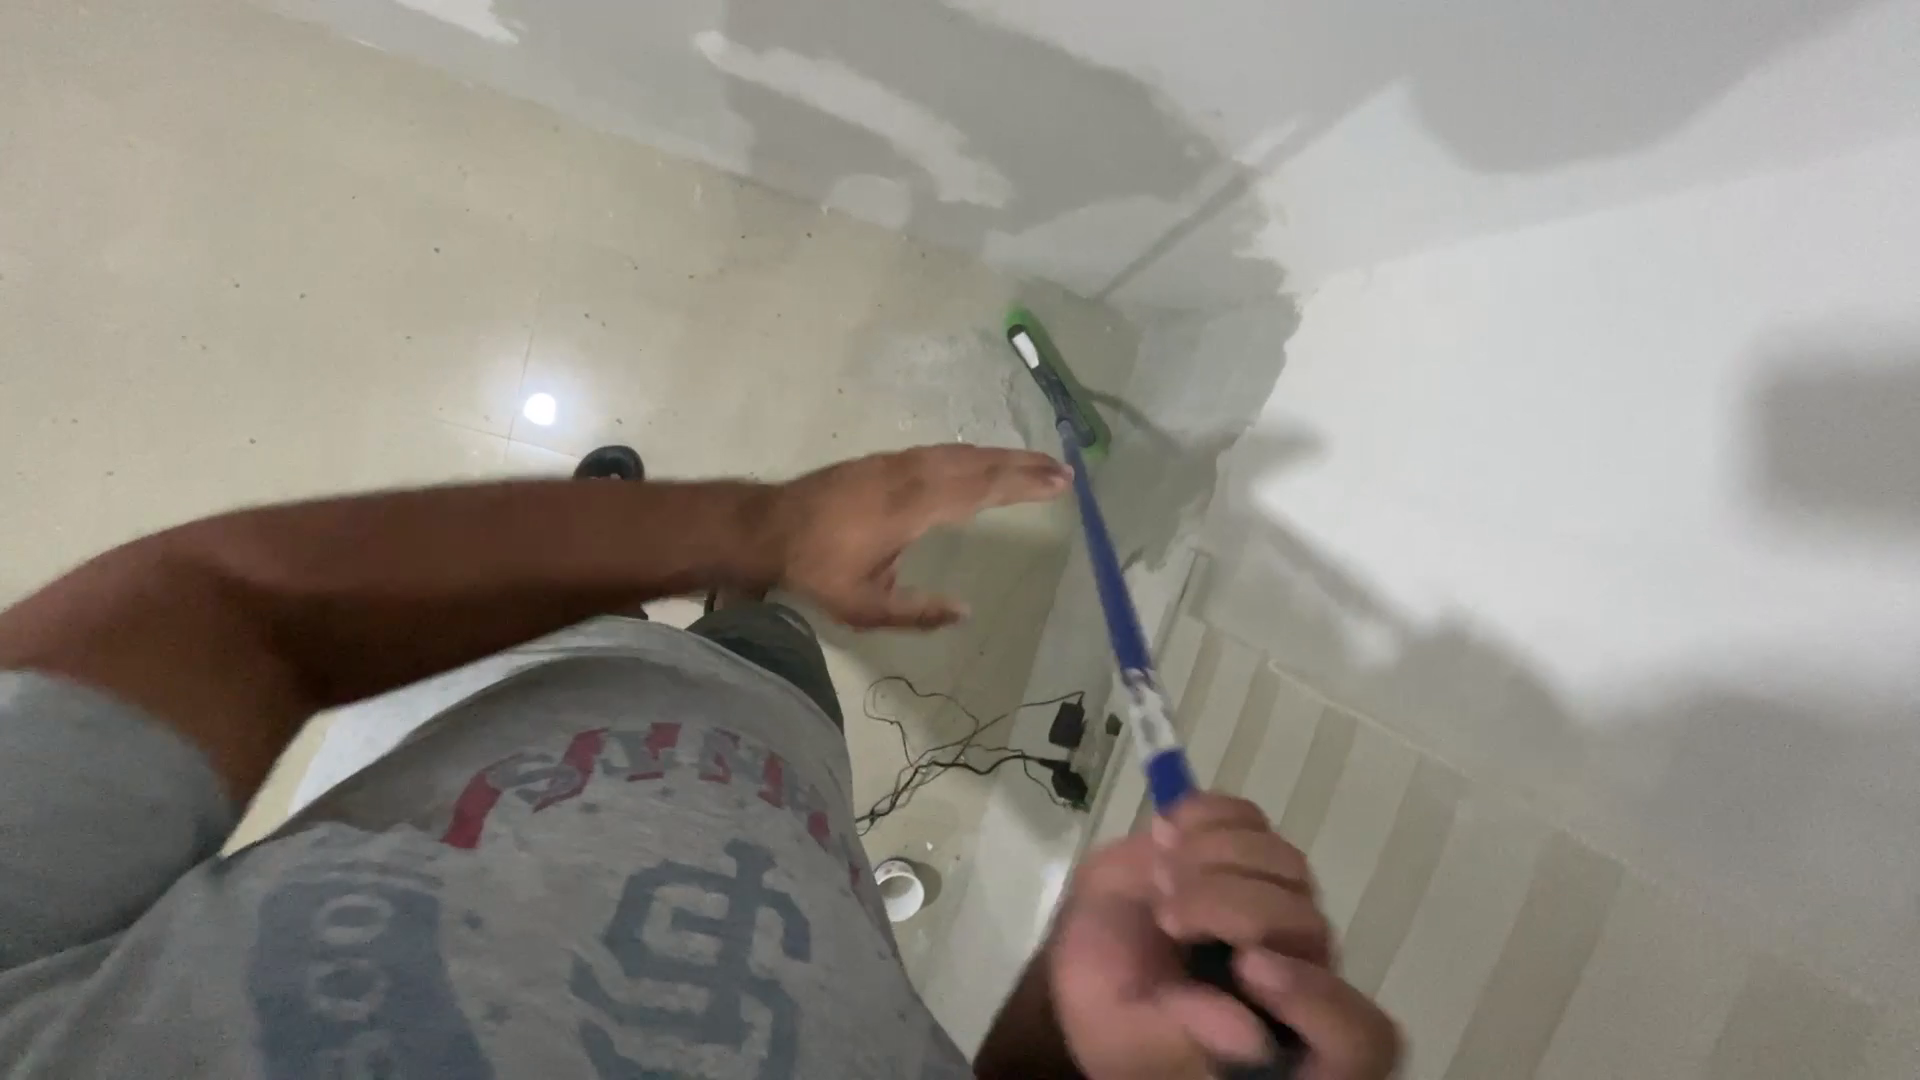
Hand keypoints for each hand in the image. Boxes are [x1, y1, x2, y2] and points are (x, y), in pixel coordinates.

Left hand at [766, 444, 1070, 628]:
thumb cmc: (818, 569)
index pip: (980, 491)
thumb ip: (917, 611)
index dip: (1021, 485)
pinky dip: (969, 454)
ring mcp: (894, 463)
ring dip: (999, 456)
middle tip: (1063, 470)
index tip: (1058, 483)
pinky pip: (938, 451)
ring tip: (1034, 463)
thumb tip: (965, 610)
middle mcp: (909, 477)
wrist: (768, 527)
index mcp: (911, 510)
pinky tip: (980, 460)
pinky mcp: (882, 460)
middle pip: (977, 464)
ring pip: (958, 453)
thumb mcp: (864, 606)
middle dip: (1022, 465)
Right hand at [1049, 795, 1399, 1079]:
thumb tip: (1253, 1038)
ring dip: (1215, 858)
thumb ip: (1184, 1039)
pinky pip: (1248, 817)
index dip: (1317, 999)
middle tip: (1165, 915)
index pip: (1358, 1036)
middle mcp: (1295, 972)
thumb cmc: (1107, 1012)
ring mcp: (1271, 902)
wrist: (1080, 952)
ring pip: (1284, 862)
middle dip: (1230, 908)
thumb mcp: (1131, 1042)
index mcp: (1285, 1043)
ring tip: (1159, 874)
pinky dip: (1205, 814)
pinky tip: (1166, 832)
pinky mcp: (1237, 851)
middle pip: (1310, 927)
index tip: (1247, 967)